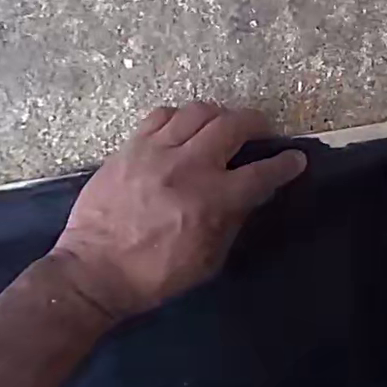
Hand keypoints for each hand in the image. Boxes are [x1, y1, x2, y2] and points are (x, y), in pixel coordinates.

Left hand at [49, 103, 306, 322]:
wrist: (90, 275)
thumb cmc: (156, 273)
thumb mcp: (209, 258)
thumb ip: (235, 218)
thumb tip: (255, 191)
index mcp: (212, 200)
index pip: (263, 172)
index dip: (286, 163)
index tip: (296, 158)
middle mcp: (189, 167)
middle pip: (235, 124)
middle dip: (257, 123)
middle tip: (261, 131)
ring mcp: (156, 152)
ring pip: (200, 111)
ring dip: (219, 116)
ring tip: (221, 127)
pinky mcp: (130, 148)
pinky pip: (162, 114)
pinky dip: (180, 118)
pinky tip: (182, 131)